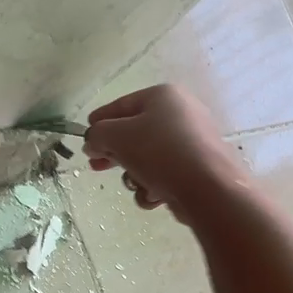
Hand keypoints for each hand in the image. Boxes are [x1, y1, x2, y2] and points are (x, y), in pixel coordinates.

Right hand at [84, 85, 247, 222]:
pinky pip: (165, 176)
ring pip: (148, 159)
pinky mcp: (197, 170)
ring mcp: (192, 143)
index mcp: (163, 96)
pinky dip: (154, 188)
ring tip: (135, 184)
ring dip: (135, 175)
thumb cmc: (159, 152)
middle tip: (96, 167)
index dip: (99, 121)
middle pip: (135, 134)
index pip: (122, 105)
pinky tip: (155, 196)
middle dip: (114, 154)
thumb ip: (97, 135)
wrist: (208, 187)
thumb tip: (93, 142)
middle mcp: (181, 114)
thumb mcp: (117, 136)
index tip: (84, 138)